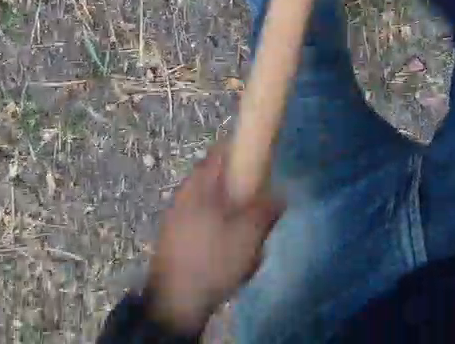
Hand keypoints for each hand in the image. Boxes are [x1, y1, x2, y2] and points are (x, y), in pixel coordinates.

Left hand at [145, 144, 283, 335]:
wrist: (173, 305)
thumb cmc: (212, 259)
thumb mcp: (249, 234)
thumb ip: (267, 209)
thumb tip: (281, 194)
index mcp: (199, 183)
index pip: (222, 150)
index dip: (245, 149)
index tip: (264, 163)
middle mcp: (184, 193)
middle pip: (220, 180)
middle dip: (242, 194)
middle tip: (259, 210)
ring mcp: (176, 217)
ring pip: (214, 207)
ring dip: (232, 220)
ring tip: (248, 244)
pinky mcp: (174, 241)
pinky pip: (204, 227)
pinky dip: (219, 235)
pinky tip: (230, 258)